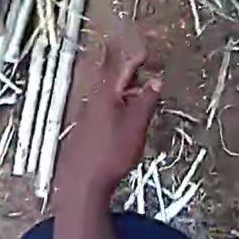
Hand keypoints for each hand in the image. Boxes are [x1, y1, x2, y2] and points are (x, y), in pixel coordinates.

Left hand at [51, 36, 161, 214]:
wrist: (82, 185)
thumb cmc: (111, 152)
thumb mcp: (137, 124)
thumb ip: (147, 100)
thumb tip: (156, 79)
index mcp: (105, 96)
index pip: (123, 70)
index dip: (136, 61)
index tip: (146, 53)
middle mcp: (92, 103)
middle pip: (114, 84)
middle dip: (132, 80)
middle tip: (148, 78)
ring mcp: (86, 119)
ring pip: (109, 100)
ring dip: (126, 97)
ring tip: (142, 102)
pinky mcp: (84, 134)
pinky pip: (104, 113)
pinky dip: (118, 111)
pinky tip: (124, 124)